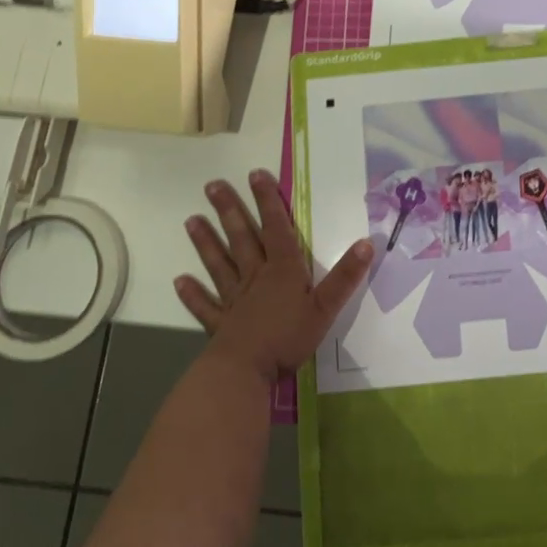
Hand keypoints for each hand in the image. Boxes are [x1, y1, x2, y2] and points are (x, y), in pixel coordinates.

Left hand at [177, 170, 372, 383]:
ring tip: (191, 220)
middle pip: (242, 239)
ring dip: (206, 243)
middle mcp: (255, 277)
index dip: (268, 201)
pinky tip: (179, 281)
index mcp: (283, 270)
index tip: (255, 175)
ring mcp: (234, 300)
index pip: (276, 228)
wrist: (244, 371)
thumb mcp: (325, 308)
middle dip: (230, 211)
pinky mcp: (219, 324)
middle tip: (213, 186)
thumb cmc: (287, 338)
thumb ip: (345, 276)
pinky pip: (205, 305)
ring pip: (220, 264)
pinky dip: (192, 293)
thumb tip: (367, 242)